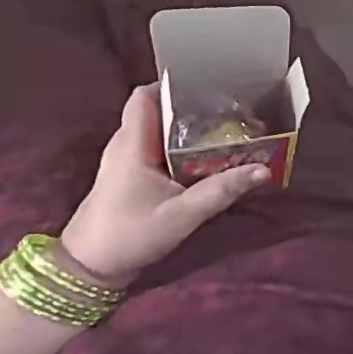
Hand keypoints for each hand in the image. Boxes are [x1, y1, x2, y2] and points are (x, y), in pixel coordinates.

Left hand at [60, 84, 270, 284]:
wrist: (90, 267)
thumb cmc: (131, 235)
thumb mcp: (182, 215)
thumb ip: (222, 191)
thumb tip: (262, 170)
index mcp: (132, 144)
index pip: (144, 95)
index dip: (172, 86)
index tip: (207, 89)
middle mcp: (125, 144)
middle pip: (156, 111)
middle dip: (190, 109)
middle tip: (227, 113)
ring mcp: (124, 160)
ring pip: (157, 131)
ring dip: (185, 131)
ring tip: (222, 132)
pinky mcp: (128, 176)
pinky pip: (155, 149)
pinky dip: (178, 149)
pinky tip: (203, 160)